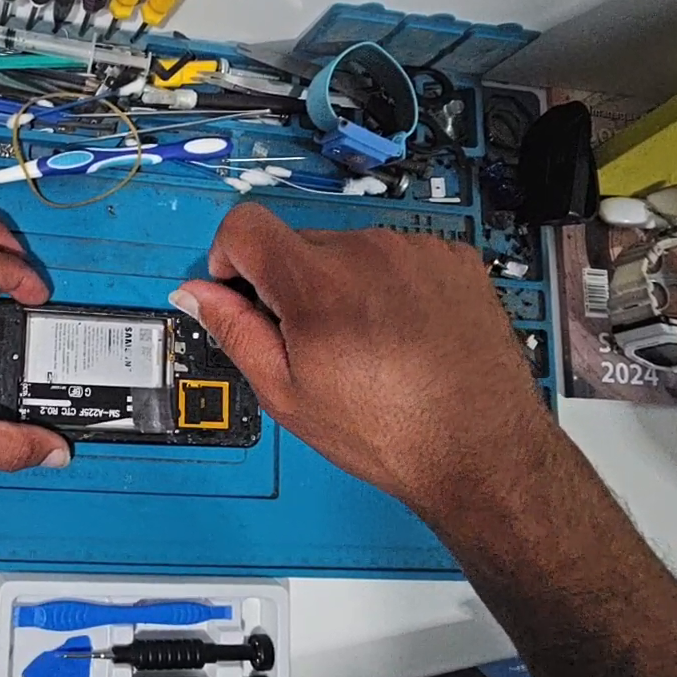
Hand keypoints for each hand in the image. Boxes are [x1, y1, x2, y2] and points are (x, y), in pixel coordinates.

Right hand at [171, 203, 556, 509]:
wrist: (482, 451)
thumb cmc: (384, 431)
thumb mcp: (285, 392)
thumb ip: (233, 331)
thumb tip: (195, 291)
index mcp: (317, 284)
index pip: (244, 225)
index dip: (229, 257)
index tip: (243, 293)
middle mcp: (367, 251)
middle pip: (296, 243)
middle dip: (289, 284)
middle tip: (312, 343)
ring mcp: (415, 250)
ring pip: (345, 250)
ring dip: (339, 284)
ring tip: (364, 343)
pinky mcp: (451, 257)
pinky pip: (393, 254)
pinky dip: (383, 283)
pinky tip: (398, 330)